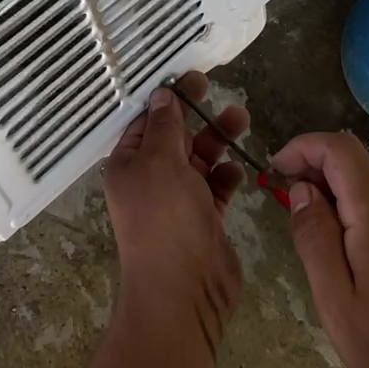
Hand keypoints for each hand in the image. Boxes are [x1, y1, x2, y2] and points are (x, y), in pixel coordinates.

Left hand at [102, 71, 247, 351]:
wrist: (185, 292)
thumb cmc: (164, 219)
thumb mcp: (160, 163)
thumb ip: (164, 126)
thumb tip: (161, 93)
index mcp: (127, 164)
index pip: (144, 121)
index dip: (165, 97)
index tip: (188, 75)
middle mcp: (149, 179)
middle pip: (174, 136)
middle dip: (194, 114)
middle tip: (215, 87)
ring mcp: (178, 200)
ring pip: (199, 158)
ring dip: (217, 139)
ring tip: (241, 118)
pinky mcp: (204, 218)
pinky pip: (216, 186)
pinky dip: (227, 175)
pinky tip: (238, 169)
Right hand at [271, 133, 368, 367]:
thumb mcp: (336, 299)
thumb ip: (315, 237)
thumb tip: (301, 190)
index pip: (338, 149)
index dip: (302, 148)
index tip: (274, 172)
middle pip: (352, 158)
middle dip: (312, 166)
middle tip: (285, 203)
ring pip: (363, 178)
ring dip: (328, 188)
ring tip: (306, 228)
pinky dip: (347, 205)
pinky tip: (336, 245)